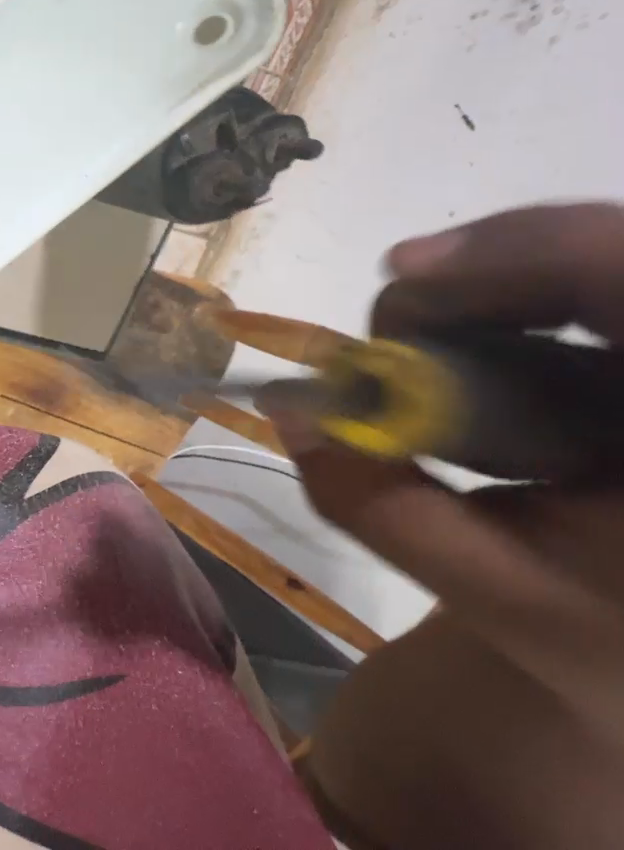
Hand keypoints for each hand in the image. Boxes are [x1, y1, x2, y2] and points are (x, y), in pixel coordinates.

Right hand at [271, 204, 623, 848]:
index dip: (534, 248)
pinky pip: (590, 275)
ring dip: (488, 292)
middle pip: (608, 256)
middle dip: (478, 279)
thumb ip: (381, 505)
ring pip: (592, 258)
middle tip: (391, 334)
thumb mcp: (490, 590)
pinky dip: (514, 295)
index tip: (404, 271)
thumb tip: (288, 408)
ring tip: (432, 368)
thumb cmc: (601, 633)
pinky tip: (486, 361)